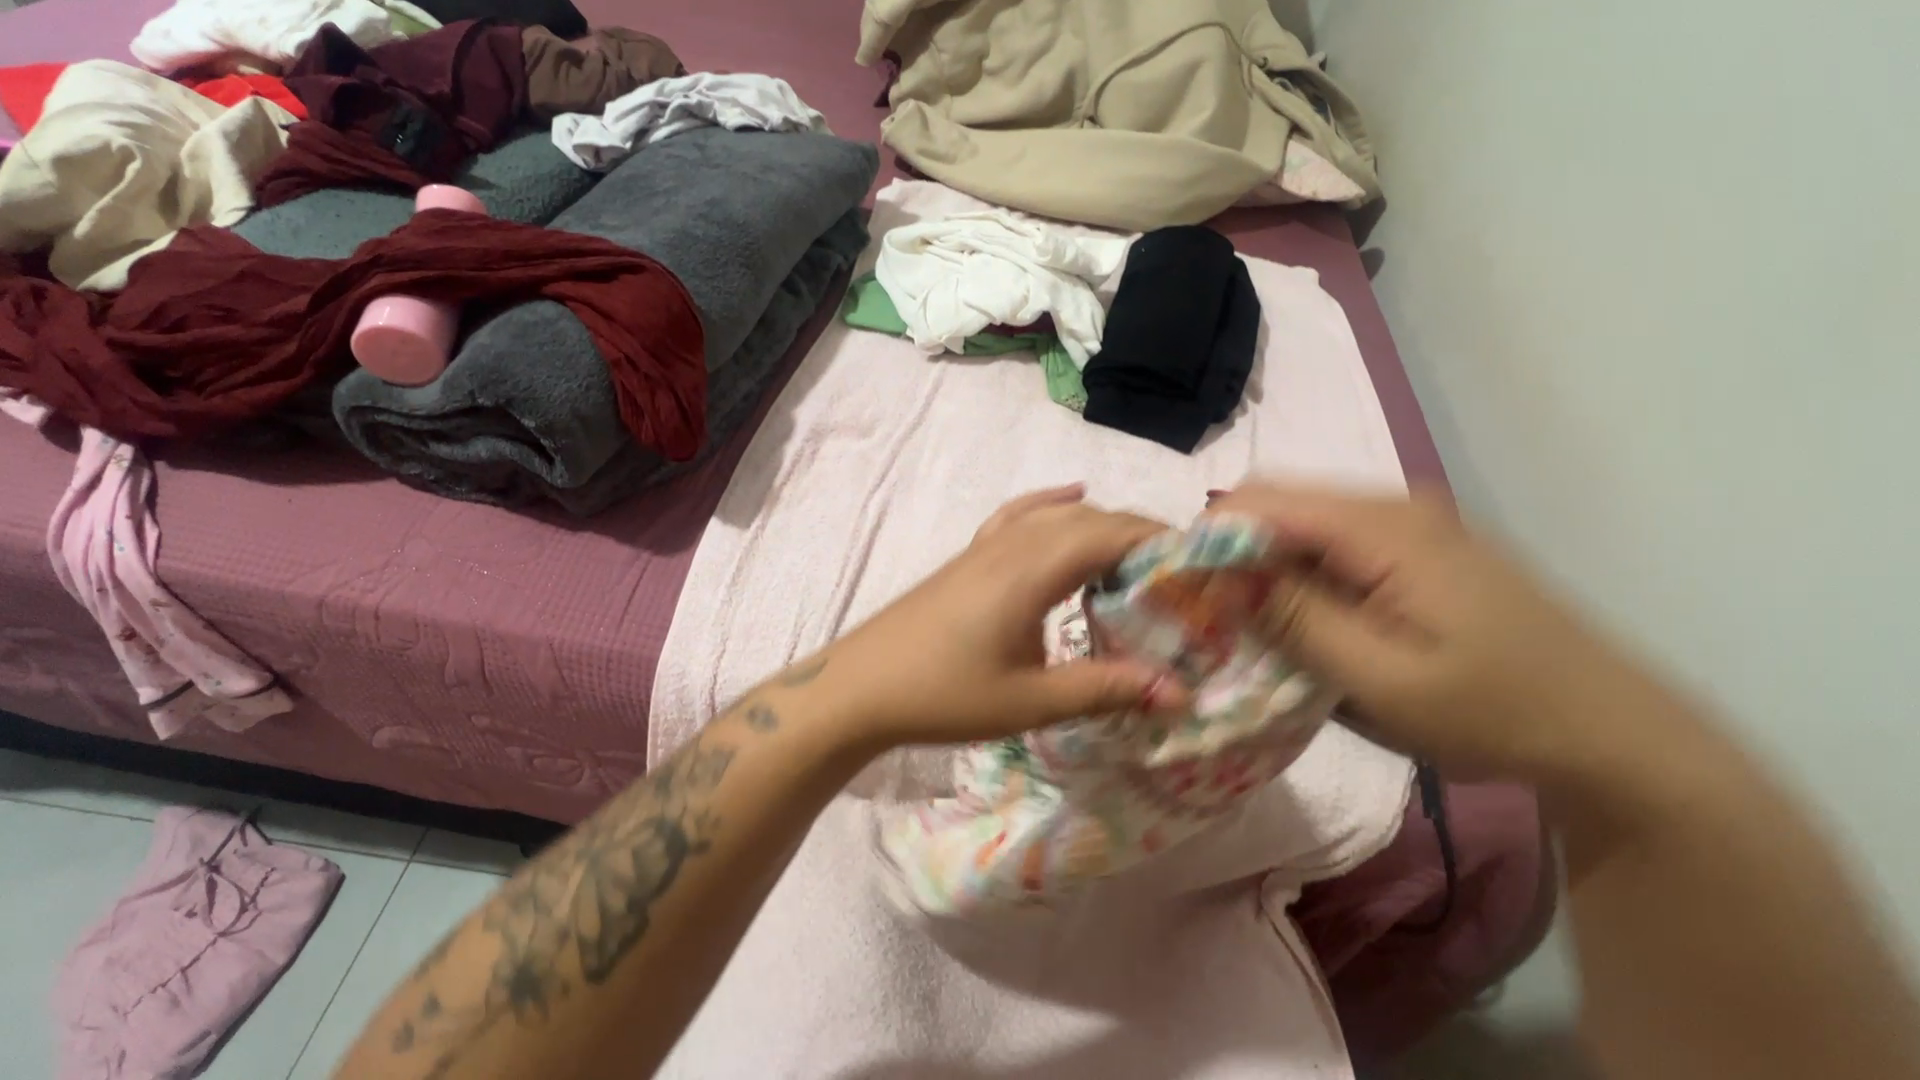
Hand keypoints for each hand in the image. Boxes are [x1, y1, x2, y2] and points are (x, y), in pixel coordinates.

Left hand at [800, 485, 1185, 749]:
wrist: (859, 688)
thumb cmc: (945, 695)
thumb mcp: (1032, 701)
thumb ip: (1106, 689)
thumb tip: (1179, 693)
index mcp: (1034, 569)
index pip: (1114, 533)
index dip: (1162, 543)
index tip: (1200, 570)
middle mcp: (1014, 544)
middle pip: (1092, 520)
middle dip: (1141, 537)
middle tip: (1180, 578)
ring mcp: (986, 546)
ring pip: (1058, 516)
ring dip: (1103, 527)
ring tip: (1138, 560)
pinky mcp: (969, 557)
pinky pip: (1019, 515)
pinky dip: (1051, 504)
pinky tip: (1070, 496)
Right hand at [1210, 481, 1678, 782]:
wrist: (1610, 732)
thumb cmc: (1492, 712)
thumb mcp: (1380, 679)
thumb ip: (1294, 618)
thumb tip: (1220, 572)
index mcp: (1383, 527)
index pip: (1261, 500)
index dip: (1207, 538)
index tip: (1179, 595)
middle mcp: (1395, 506)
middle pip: (1280, 503)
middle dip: (1231, 552)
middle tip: (1209, 618)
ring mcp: (1414, 525)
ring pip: (1305, 523)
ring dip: (1266, 566)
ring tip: (1249, 627)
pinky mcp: (1423, 550)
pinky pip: (1337, 544)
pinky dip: (1302, 576)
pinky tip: (1305, 625)